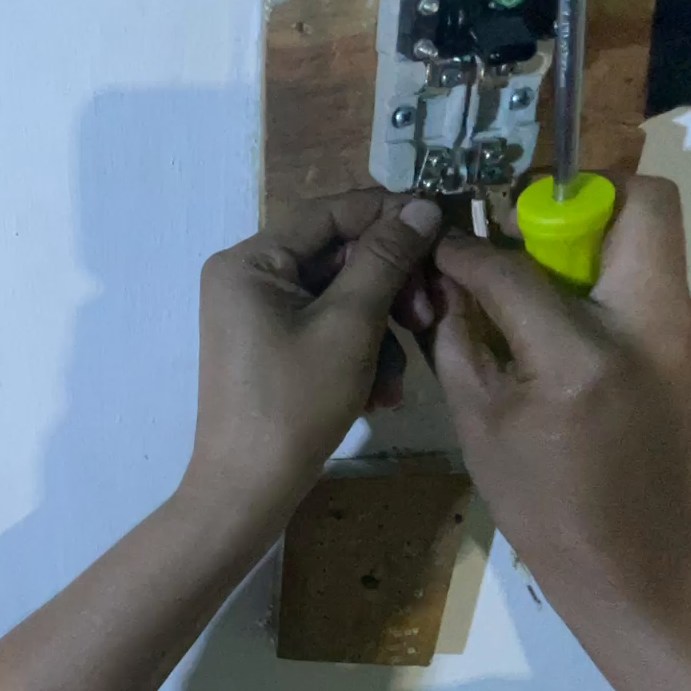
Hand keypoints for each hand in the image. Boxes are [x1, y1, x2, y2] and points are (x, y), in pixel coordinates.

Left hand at [184, 193, 442, 518]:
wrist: (248, 484)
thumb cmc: (294, 402)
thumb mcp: (349, 325)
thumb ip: (385, 259)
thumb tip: (422, 206)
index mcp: (248, 261)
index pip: (328, 213)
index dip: (390, 215)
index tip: (446, 229)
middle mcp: (244, 278)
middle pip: (336, 257)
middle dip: (389, 290)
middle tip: (429, 317)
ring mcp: (253, 315)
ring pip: (337, 298)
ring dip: (379, 333)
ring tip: (395, 382)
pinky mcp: (267, 346)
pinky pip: (321, 329)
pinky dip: (355, 355)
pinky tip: (378, 396)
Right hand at [427, 176, 690, 604]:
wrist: (635, 556)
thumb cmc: (536, 497)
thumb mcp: (474, 419)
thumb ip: (457, 338)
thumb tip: (445, 280)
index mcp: (580, 357)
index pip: (517, 269)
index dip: (472, 249)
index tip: (447, 241)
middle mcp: (657, 326)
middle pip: (639, 206)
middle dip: (569, 202)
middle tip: (515, 232)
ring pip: (648, 239)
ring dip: (583, 241)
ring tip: (525, 281)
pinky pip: (647, 282)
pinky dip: (597, 282)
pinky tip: (556, 322)